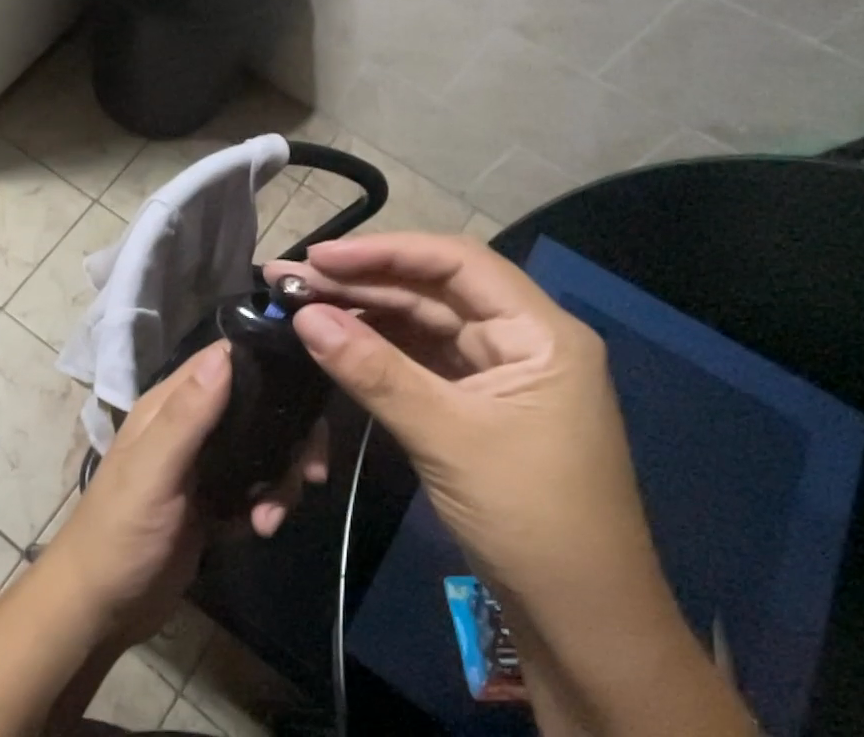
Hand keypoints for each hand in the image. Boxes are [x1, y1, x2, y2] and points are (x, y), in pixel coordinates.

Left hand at [43, 342, 325, 645]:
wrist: (101, 607)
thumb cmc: (120, 533)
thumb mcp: (152, 471)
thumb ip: (186, 416)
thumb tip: (224, 356)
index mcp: (166, 408)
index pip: (222, 363)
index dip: (266, 368)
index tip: (308, 395)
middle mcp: (185, 429)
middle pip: (253, 409)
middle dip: (286, 438)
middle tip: (311, 472)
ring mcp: (200, 468)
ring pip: (260, 453)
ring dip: (279, 481)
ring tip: (271, 517)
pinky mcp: (211, 504)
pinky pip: (253, 491)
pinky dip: (265, 507)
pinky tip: (260, 530)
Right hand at [262, 233, 657, 603]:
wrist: (578, 613)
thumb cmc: (529, 514)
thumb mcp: (446, 436)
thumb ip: (373, 370)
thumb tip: (303, 315)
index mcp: (540, 333)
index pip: (456, 264)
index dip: (384, 251)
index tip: (317, 257)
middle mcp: (520, 340)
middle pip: (432, 290)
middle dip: (359, 280)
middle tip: (286, 278)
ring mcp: (495, 373)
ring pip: (420, 323)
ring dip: (360, 311)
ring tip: (295, 301)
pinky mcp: (473, 404)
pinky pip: (417, 359)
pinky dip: (373, 348)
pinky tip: (330, 338)